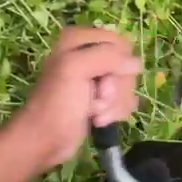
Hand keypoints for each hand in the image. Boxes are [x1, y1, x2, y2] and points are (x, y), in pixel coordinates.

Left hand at [8, 26, 142, 169]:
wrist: (45, 141)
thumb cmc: (57, 104)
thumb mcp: (75, 69)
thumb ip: (108, 56)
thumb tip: (136, 64)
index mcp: (79, 39)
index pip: (120, 43)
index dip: (117, 64)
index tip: (102, 80)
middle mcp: (89, 55)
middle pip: (126, 65)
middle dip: (115, 87)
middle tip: (97, 98)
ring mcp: (96, 79)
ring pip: (127, 85)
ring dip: (114, 103)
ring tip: (93, 112)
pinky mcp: (102, 100)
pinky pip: (125, 100)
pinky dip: (115, 113)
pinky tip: (98, 121)